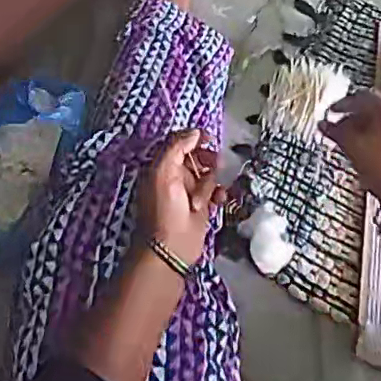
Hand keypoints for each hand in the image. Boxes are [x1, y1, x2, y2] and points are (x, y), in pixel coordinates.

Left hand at [141, 129, 226, 266]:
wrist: (171, 248)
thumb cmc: (164, 209)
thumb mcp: (163, 172)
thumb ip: (176, 147)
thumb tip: (194, 132)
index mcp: (162, 165)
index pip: (180, 142)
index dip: (194, 138)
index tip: (209, 139)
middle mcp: (175, 175)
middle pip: (198, 156)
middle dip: (206, 161)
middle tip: (213, 166)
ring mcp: (189, 190)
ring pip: (209, 174)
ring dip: (210, 183)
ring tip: (202, 200)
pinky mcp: (202, 205)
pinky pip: (216, 191)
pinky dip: (218, 194)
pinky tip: (218, 202)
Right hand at [318, 90, 380, 198]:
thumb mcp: (350, 145)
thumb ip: (334, 130)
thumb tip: (324, 125)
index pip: (361, 96)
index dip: (342, 103)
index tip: (331, 110)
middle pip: (368, 108)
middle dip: (348, 116)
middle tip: (335, 123)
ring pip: (374, 120)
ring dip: (356, 126)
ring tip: (343, 137)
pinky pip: (380, 131)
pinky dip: (366, 134)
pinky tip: (356, 146)